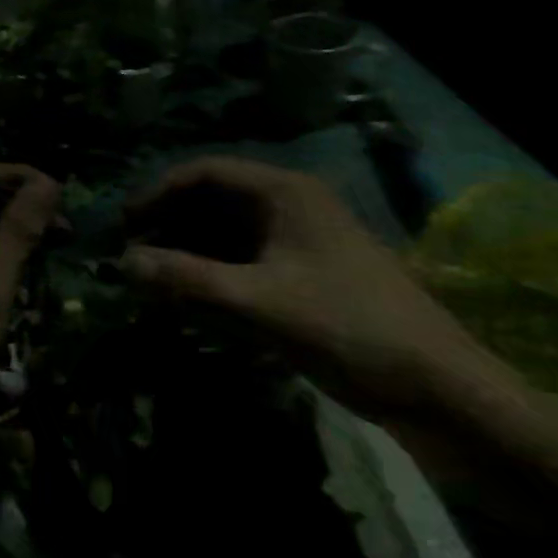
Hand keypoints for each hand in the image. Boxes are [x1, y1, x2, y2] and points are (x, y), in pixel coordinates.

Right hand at [121, 157, 485, 412]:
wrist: (435, 385)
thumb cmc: (346, 327)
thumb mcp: (259, 303)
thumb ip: (188, 280)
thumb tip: (122, 264)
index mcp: (284, 192)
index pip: (206, 172)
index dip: (159, 193)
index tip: (124, 226)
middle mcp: (290, 206)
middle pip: (215, 202)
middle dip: (171, 227)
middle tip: (133, 260)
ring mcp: (300, 241)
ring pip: (230, 235)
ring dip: (191, 255)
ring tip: (154, 284)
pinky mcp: (306, 275)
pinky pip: (247, 264)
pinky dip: (216, 277)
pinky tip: (193, 303)